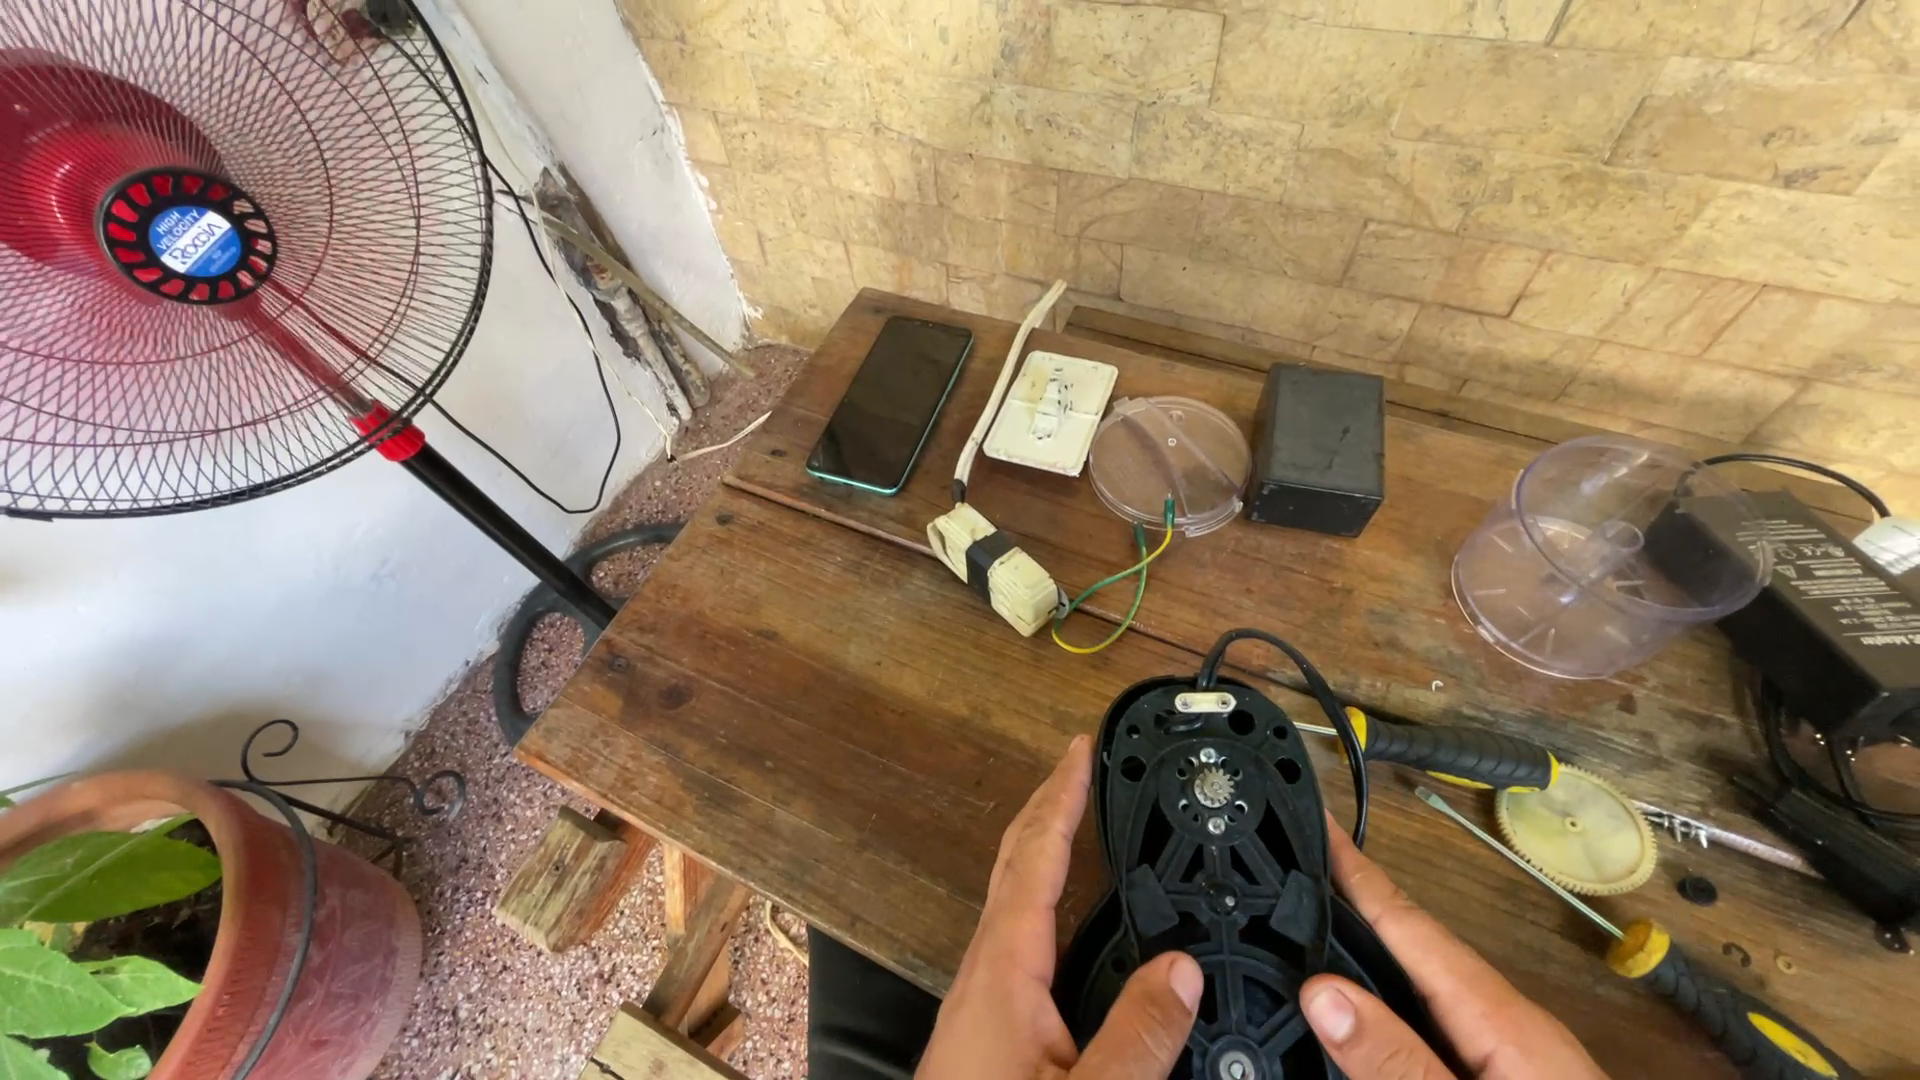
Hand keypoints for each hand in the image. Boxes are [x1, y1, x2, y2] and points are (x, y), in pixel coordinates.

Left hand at [917, 735, 1203, 1079]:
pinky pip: (1019, 922)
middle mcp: (988, 959)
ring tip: (1080, 815)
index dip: (1062, 794)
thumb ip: (1137, 1037)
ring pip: (1014, 887)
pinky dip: (1044, 886)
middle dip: (1049, 800)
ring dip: (1044, 840)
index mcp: (1005, 962)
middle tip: (1084, 763)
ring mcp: (984, 984)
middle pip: (1016, 855)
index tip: (1083, 748)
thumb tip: (1184, 968)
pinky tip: (1066, 907)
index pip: (1037, 853)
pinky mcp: (990, 1012)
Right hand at [1300, 819, 1607, 1078]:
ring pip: (1422, 980)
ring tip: (1312, 913)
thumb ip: (1400, 1065)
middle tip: (1292, 859)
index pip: (1410, 921)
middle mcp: (1508, 1024)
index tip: (1311, 817)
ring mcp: (1510, 1053)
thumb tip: (1320, 989)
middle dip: (1353, 895)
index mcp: (1505, 1021)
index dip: (1353, 868)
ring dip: (1368, 942)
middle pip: (1414, 942)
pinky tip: (1363, 999)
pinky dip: (1390, 991)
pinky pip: (1433, 1015)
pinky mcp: (1507, 1076)